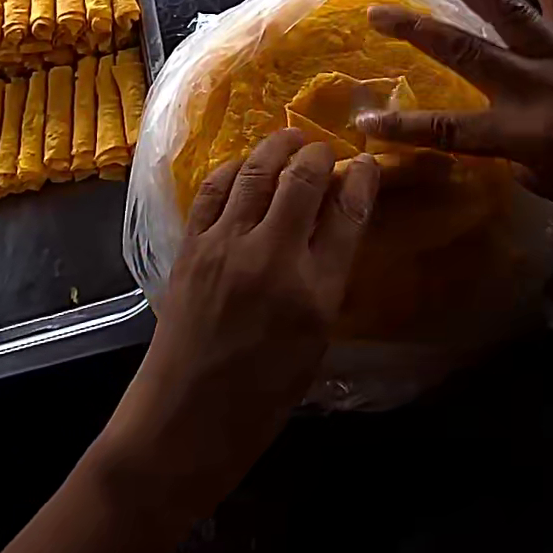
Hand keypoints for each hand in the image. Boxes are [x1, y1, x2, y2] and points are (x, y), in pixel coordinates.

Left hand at [102, 130, 378, 500]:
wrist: (186, 414)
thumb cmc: (261, 395)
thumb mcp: (314, 344)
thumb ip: (325, 281)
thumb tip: (331, 228)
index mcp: (315, 293)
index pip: (348, 215)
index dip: (361, 180)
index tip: (365, 164)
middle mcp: (271, 258)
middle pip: (301, 181)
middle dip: (317, 154)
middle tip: (323, 147)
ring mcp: (224, 246)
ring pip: (254, 174)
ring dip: (274, 148)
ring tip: (288, 139)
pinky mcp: (191, 245)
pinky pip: (211, 190)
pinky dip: (231, 168)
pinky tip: (242, 165)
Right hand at [358, 0, 552, 235]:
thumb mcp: (547, 185)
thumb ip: (506, 153)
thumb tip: (484, 134)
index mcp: (520, 131)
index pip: (444, 129)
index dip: (399, 128)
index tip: (363, 123)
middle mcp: (536, 85)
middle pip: (461, 49)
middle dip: (413, 30)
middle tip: (376, 11)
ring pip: (505, 11)